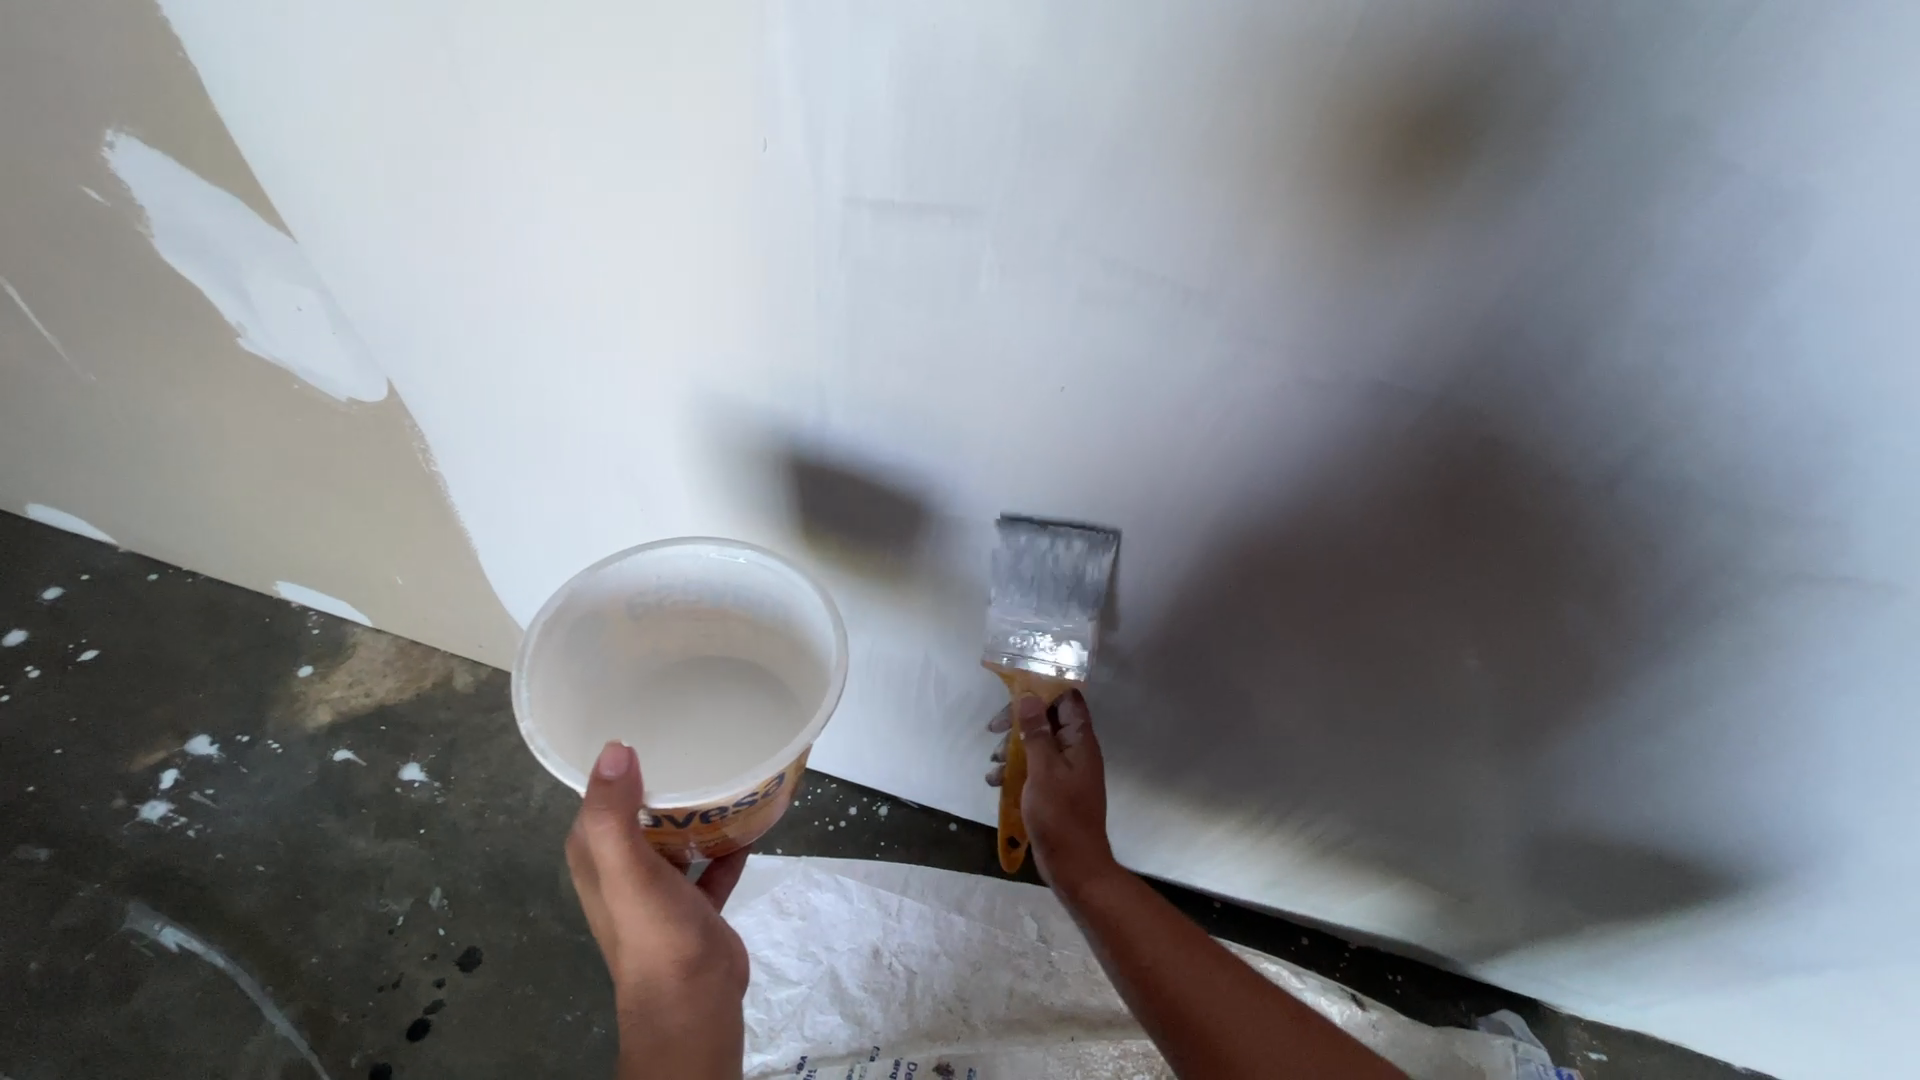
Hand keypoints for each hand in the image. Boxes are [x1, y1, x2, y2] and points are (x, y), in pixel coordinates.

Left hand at [566, 741, 748, 1077]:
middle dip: (668, 778)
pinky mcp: (695, 902)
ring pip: (678, 833)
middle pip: (643, 810)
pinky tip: (753, 818)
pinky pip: (712, 860)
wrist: (694, 1001)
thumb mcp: (629, 870)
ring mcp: (660, 888)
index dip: (620, 762)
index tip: (654, 724)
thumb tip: (614, 747)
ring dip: (699, 809)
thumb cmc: (656, 934)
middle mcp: (623, 869)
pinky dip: (728, 841)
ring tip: (730, 770)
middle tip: (703, 738)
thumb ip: (614, 814)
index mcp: (597, 857)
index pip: (601, 795)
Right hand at [986, 690, 1119, 892]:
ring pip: (1037, 744)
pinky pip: (1033, 768)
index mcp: (1080, 741)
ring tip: (994, 764)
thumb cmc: (1060, 816)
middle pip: (1047, 720)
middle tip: (993, 730)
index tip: (1014, 694)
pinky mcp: (1054, 789)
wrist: (1074, 866)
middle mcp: (1075, 751)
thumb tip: (1029, 696)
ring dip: (1013, 748)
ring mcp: (1065, 771)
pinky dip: (1015, 770)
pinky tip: (996, 782)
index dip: (1043, 691)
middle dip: (1019, 722)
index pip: (1067, 700)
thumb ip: (1036, 732)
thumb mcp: (1043, 770)